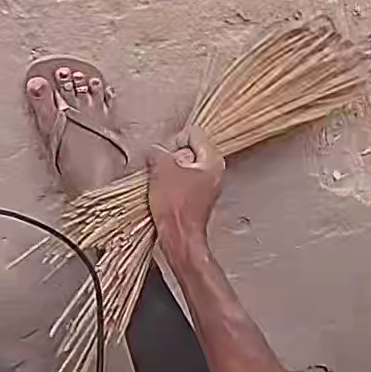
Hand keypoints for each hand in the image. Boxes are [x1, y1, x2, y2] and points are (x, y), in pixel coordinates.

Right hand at [147, 124, 224, 257]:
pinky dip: (171, 184)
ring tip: (163, 186)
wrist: (179, 238)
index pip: (191, 133)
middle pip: (187, 149)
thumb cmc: (175, 205)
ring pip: (183, 166)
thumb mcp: (162, 169)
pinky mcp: (198, 198)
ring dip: (169, 172)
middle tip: (165, 173)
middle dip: (171, 158)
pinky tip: (165, 195)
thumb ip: (159, 151)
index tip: (168, 159)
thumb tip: (155, 151)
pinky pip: (182, 181)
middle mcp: (215, 171)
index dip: (174, 142)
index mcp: (212, 160)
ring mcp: (207, 185)